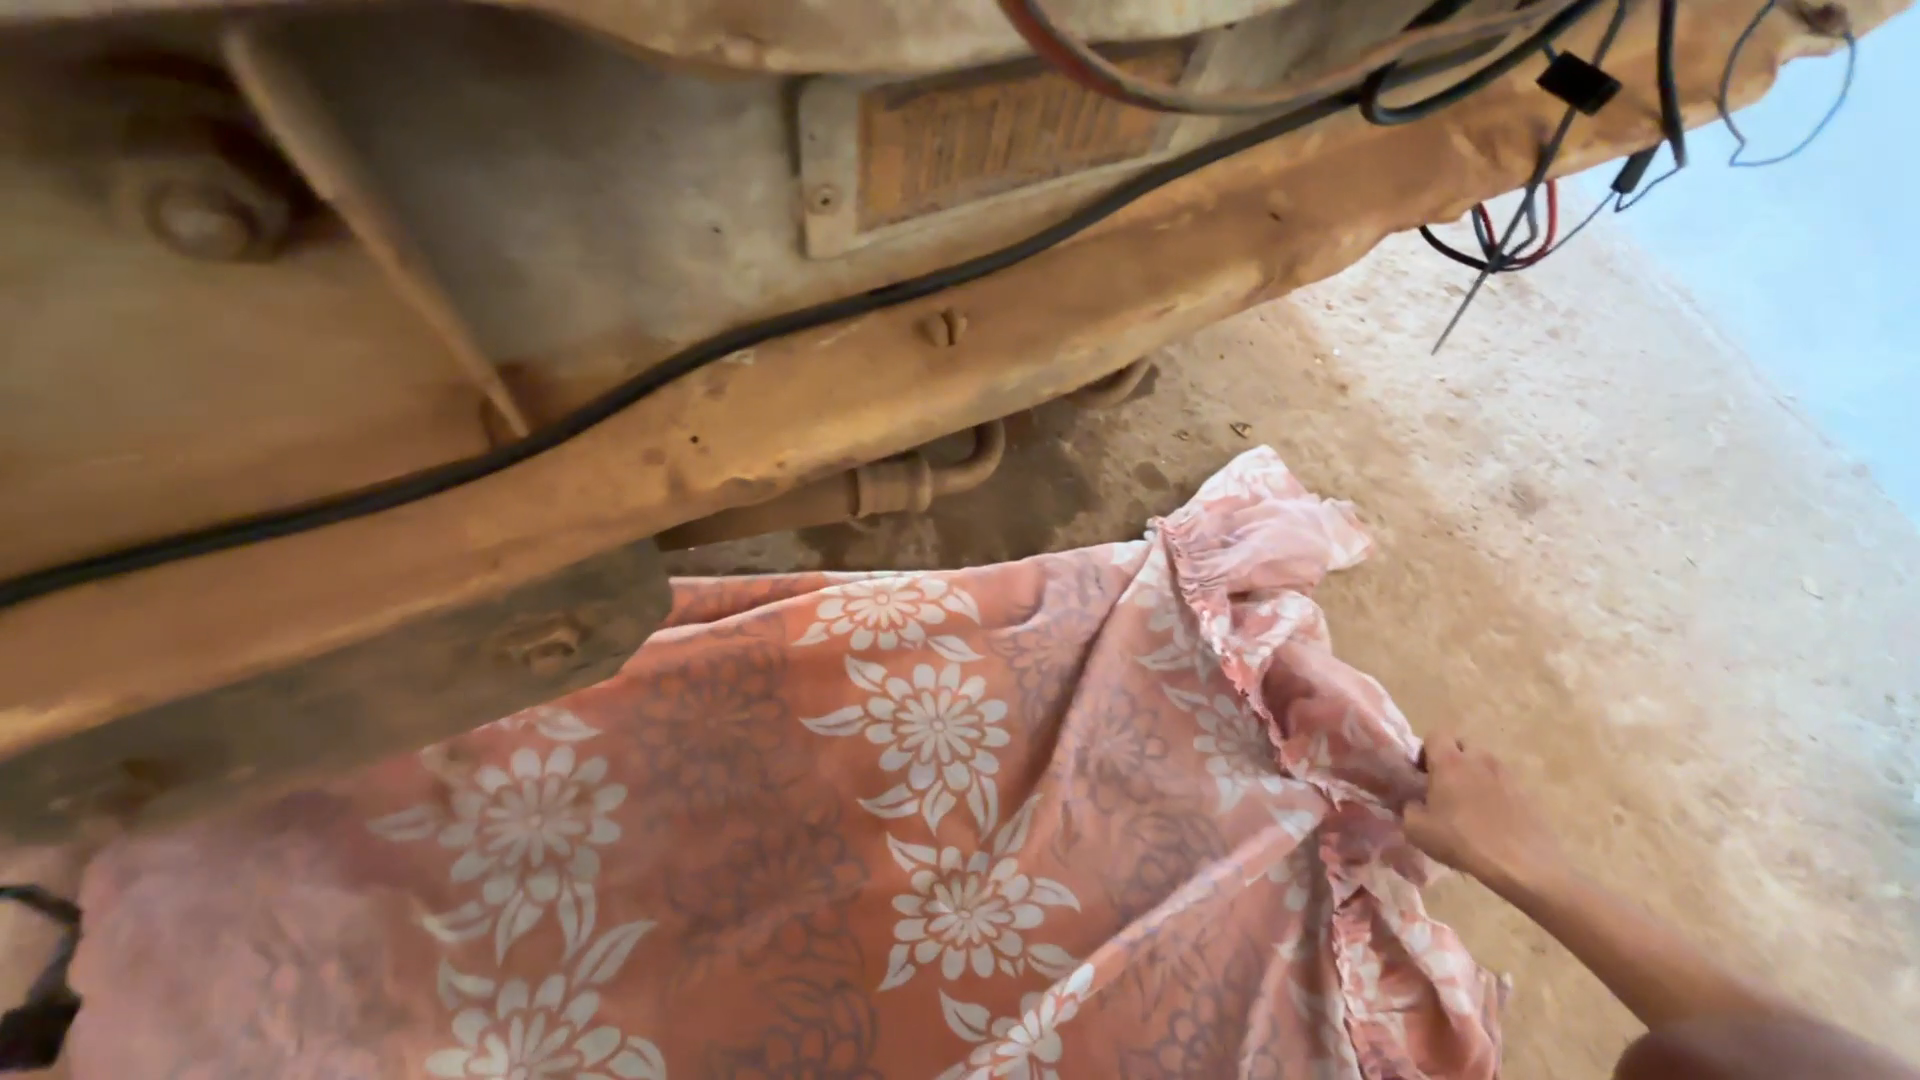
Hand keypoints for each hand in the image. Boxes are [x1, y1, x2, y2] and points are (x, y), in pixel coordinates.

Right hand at [1403, 736, 1567, 891]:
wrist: (1522, 866)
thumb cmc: (1462, 841)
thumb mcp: (1416, 829)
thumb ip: (1407, 807)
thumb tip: (1413, 802)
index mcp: (1450, 762)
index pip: (1435, 734)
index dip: (1425, 750)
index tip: (1422, 773)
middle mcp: (1479, 760)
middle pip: (1463, 744)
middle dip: (1452, 758)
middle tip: (1445, 785)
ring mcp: (1507, 776)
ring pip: (1485, 763)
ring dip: (1475, 774)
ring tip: (1469, 803)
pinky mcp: (1527, 795)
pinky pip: (1504, 784)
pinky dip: (1495, 793)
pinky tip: (1492, 819)